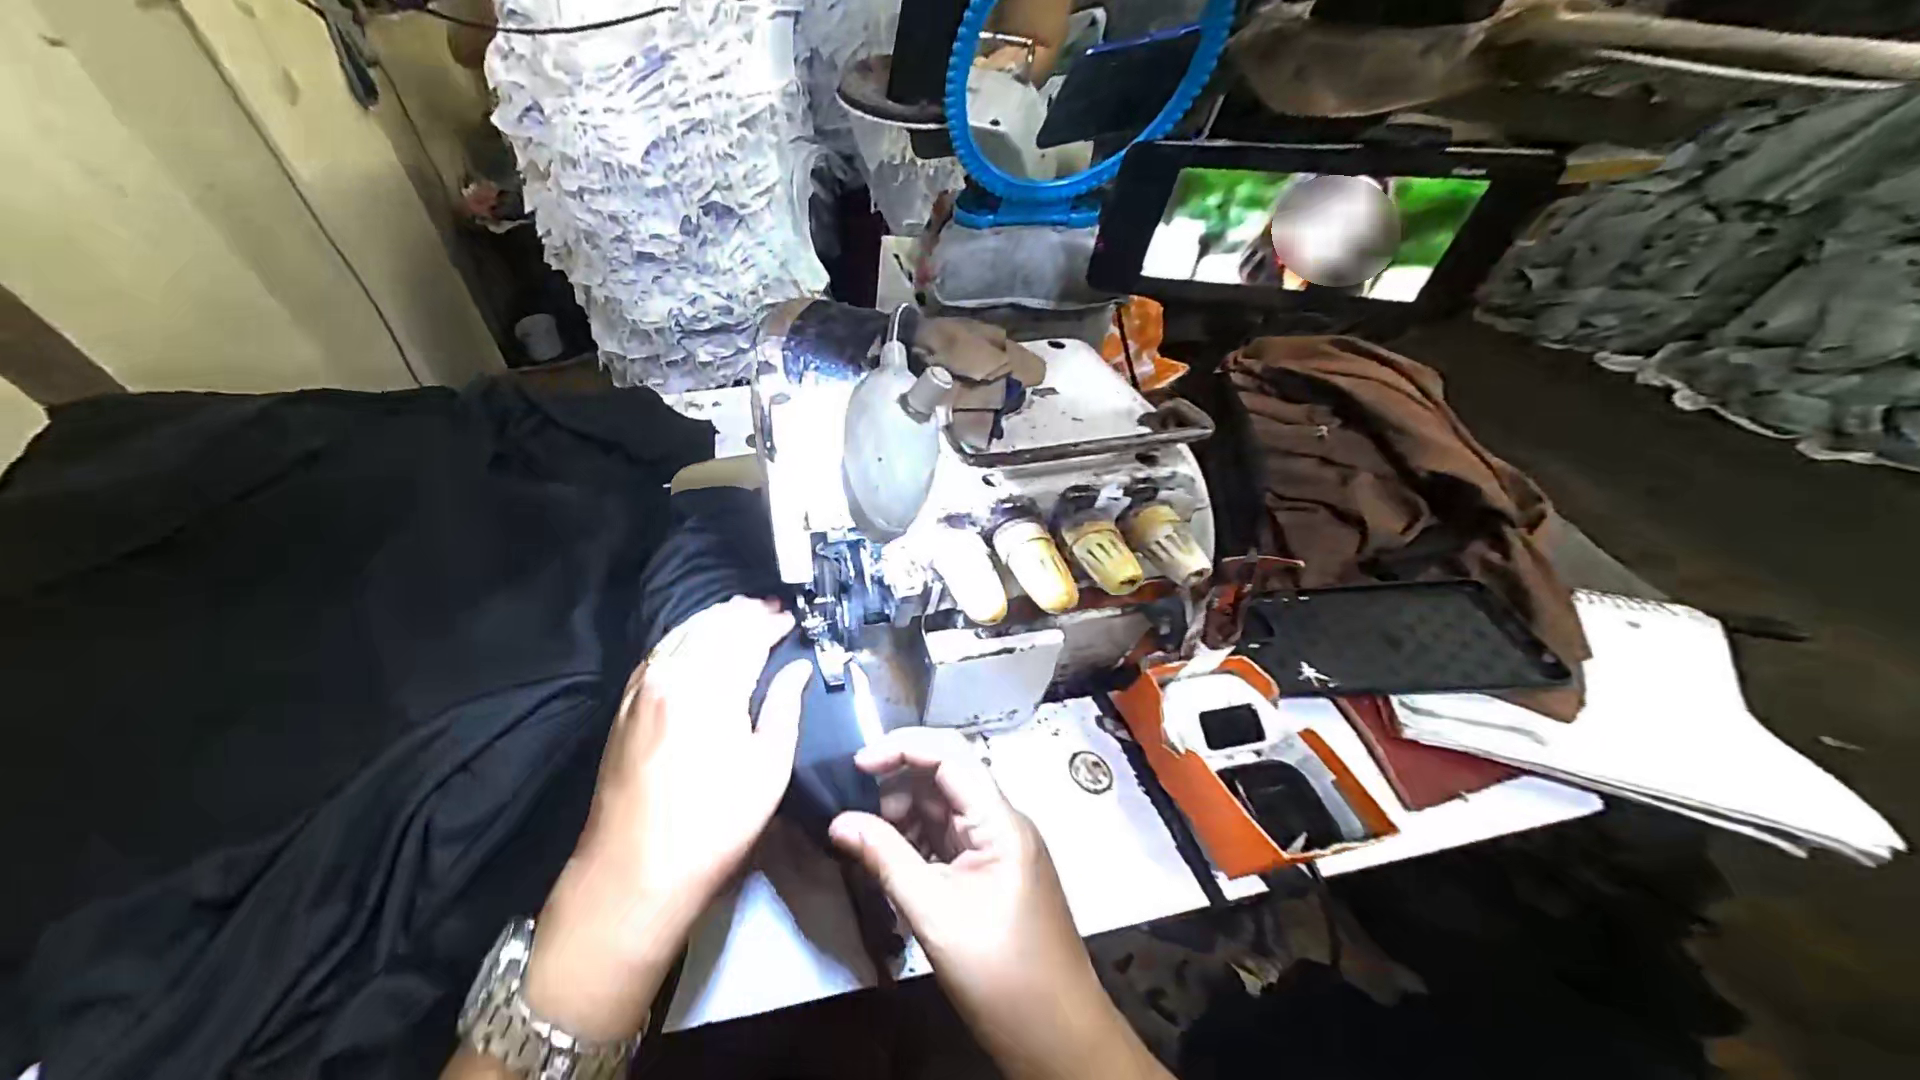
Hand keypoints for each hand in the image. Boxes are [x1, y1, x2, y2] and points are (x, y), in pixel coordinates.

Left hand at [522, 597, 810, 1040]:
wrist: (633, 872)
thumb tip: (799, 669)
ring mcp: (643, 691)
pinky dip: (682, 636)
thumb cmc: (715, 825)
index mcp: (713, 691)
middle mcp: (674, 678)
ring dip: (712, 619)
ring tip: (738, 613)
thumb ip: (784, 707)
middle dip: (743, 613)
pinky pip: (658, 654)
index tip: (789, 617)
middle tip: (768, 608)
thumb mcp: (769, 768)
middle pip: (712, 627)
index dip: (770, 624)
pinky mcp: (625, 707)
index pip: (746, 638)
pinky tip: (694, 639)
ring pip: (681, 634)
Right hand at [828, 729, 1168, 1079]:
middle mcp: (1001, 821)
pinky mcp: (990, 871)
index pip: (950, 755)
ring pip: (944, 809)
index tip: (858, 764)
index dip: (902, 748)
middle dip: (897, 787)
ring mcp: (997, 846)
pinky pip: (948, 839)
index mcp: (1000, 819)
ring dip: (904, 817)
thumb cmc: (1001, 973)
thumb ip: (885, 858)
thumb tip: (839, 822)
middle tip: (858, 815)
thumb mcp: (934, 912)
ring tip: (870, 842)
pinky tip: (892, 860)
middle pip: (945, 778)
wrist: (1056, 1034)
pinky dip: (917, 843)